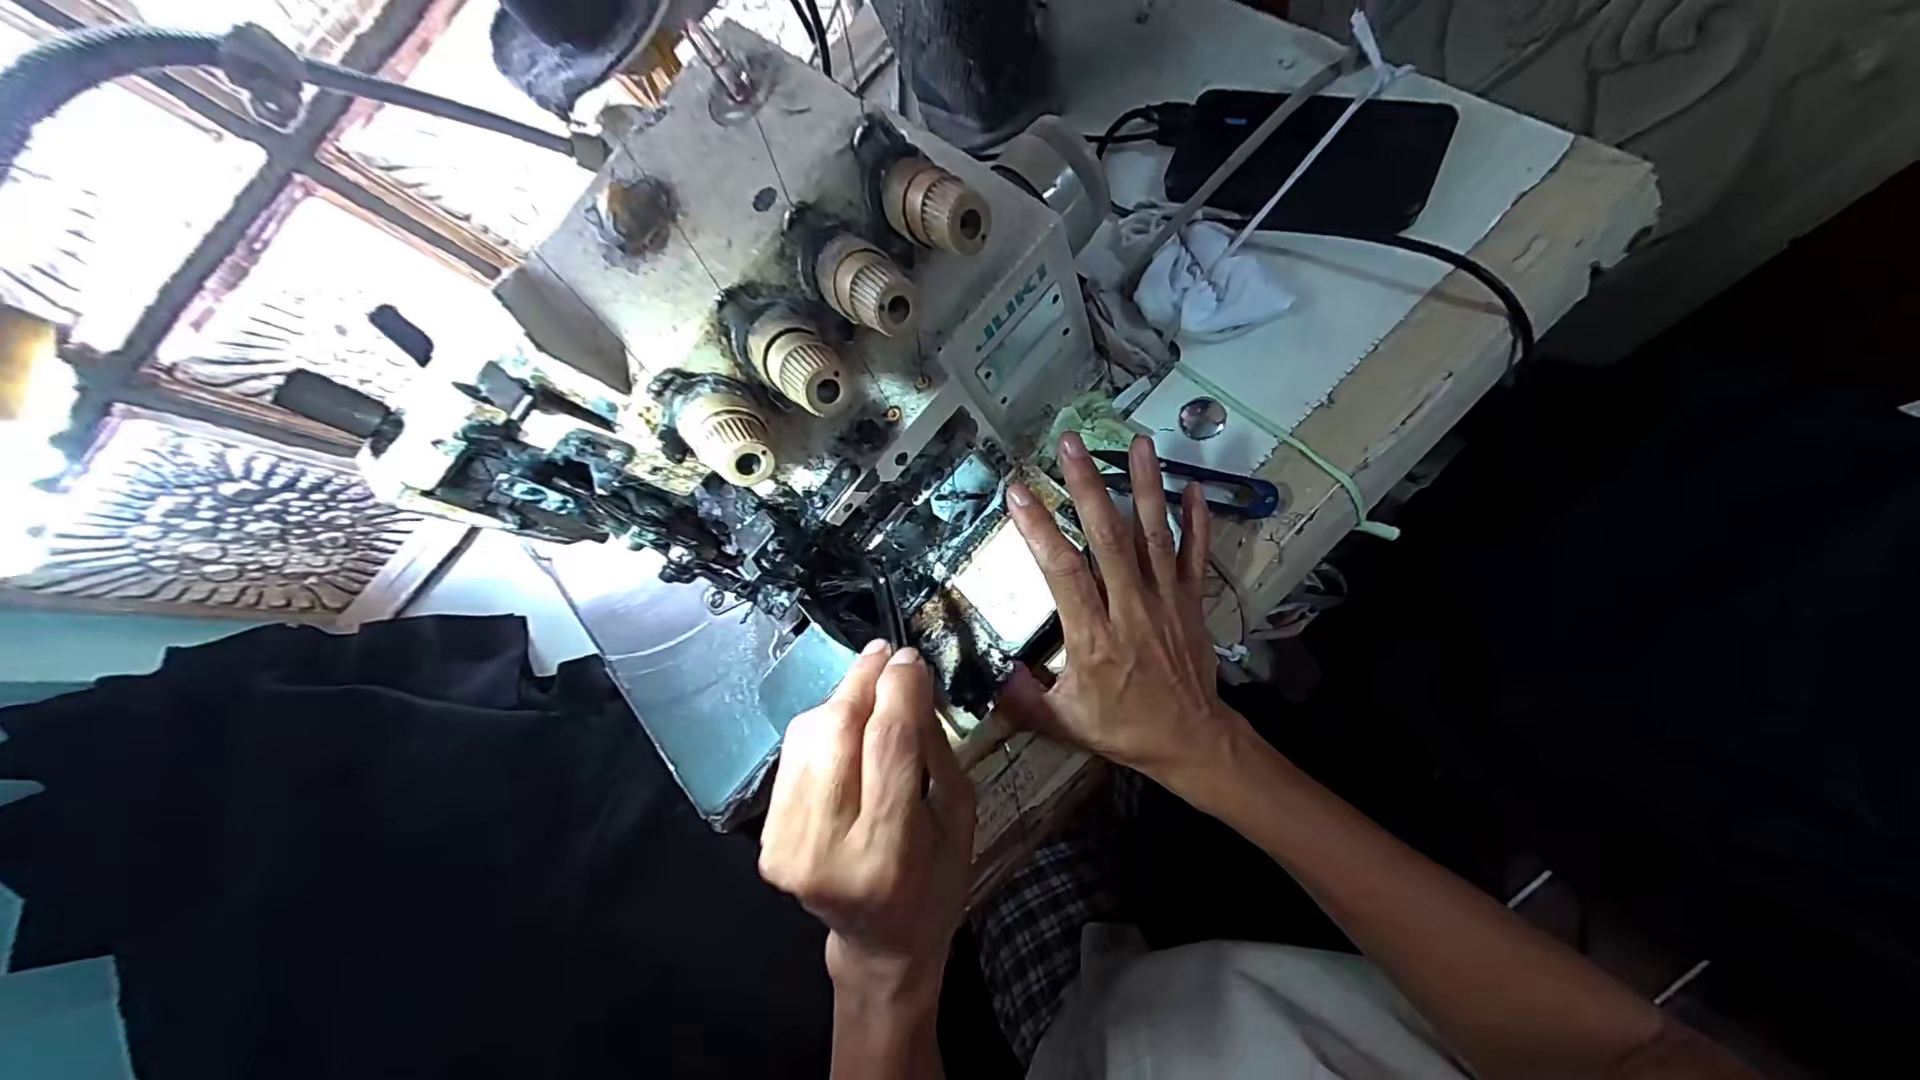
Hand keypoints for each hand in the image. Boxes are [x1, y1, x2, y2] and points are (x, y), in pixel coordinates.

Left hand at [758, 641, 974, 1007]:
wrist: (879, 940)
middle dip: (865, 679)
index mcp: (887, 853)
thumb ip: (934, 746)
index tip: (910, 656)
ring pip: (810, 734)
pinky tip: (845, 716)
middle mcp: (826, 849)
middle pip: (838, 731)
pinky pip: (795, 753)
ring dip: (843, 696)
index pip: (888, 743)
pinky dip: (822, 723)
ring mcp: (787, 845)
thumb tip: (908, 680)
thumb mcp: (958, 814)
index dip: (899, 688)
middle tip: (887, 654)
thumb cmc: (934, 879)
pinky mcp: (768, 839)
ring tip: (870, 679)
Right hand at [999, 432, 1254, 787]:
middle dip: (1088, 486)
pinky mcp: (1191, 600)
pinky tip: (1192, 486)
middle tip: (1072, 444)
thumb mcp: (1063, 721)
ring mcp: (1166, 599)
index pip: (1063, 572)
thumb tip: (987, 673)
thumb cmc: (1124, 728)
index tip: (1020, 491)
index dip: (1040, 529)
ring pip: (1154, 536)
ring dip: (1145, 485)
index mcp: (1093, 637)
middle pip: (1108, 538)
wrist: (1192, 741)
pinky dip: (1196, 520)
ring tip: (1137, 443)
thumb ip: (1021, 697)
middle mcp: (1130, 607)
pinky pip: (1195, 555)